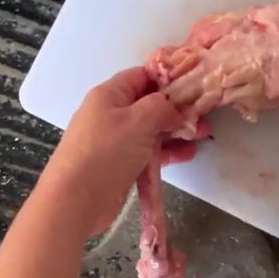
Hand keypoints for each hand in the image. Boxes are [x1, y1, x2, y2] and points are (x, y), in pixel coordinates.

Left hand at [34, 68, 190, 237]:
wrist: (75, 200)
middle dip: (176, 109)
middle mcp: (110, 114)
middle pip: (148, 104)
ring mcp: (114, 141)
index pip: (141, 76)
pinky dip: (166, 152)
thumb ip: (161, 106)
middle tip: (203, 115)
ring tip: (201, 135)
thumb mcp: (138, 120)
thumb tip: (174, 108)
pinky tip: (187, 154)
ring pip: (150, 130)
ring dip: (175, 132)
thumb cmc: (106, 152)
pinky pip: (146, 153)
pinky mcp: (118, 165)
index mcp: (109, 95)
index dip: (168, 79)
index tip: (194, 86)